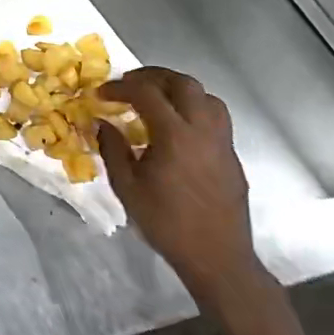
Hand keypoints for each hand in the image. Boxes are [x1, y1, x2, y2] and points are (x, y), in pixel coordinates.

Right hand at [97, 67, 259, 302]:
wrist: (217, 257)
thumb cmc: (166, 222)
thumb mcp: (126, 186)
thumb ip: (112, 149)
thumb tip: (103, 123)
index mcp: (175, 135)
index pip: (146, 93)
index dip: (120, 88)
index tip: (102, 95)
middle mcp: (204, 131)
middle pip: (183, 84)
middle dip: (153, 77)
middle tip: (129, 84)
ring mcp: (223, 143)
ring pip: (206, 97)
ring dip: (178, 91)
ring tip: (156, 100)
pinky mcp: (231, 157)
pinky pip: (215, 118)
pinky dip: (193, 110)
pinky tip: (176, 128)